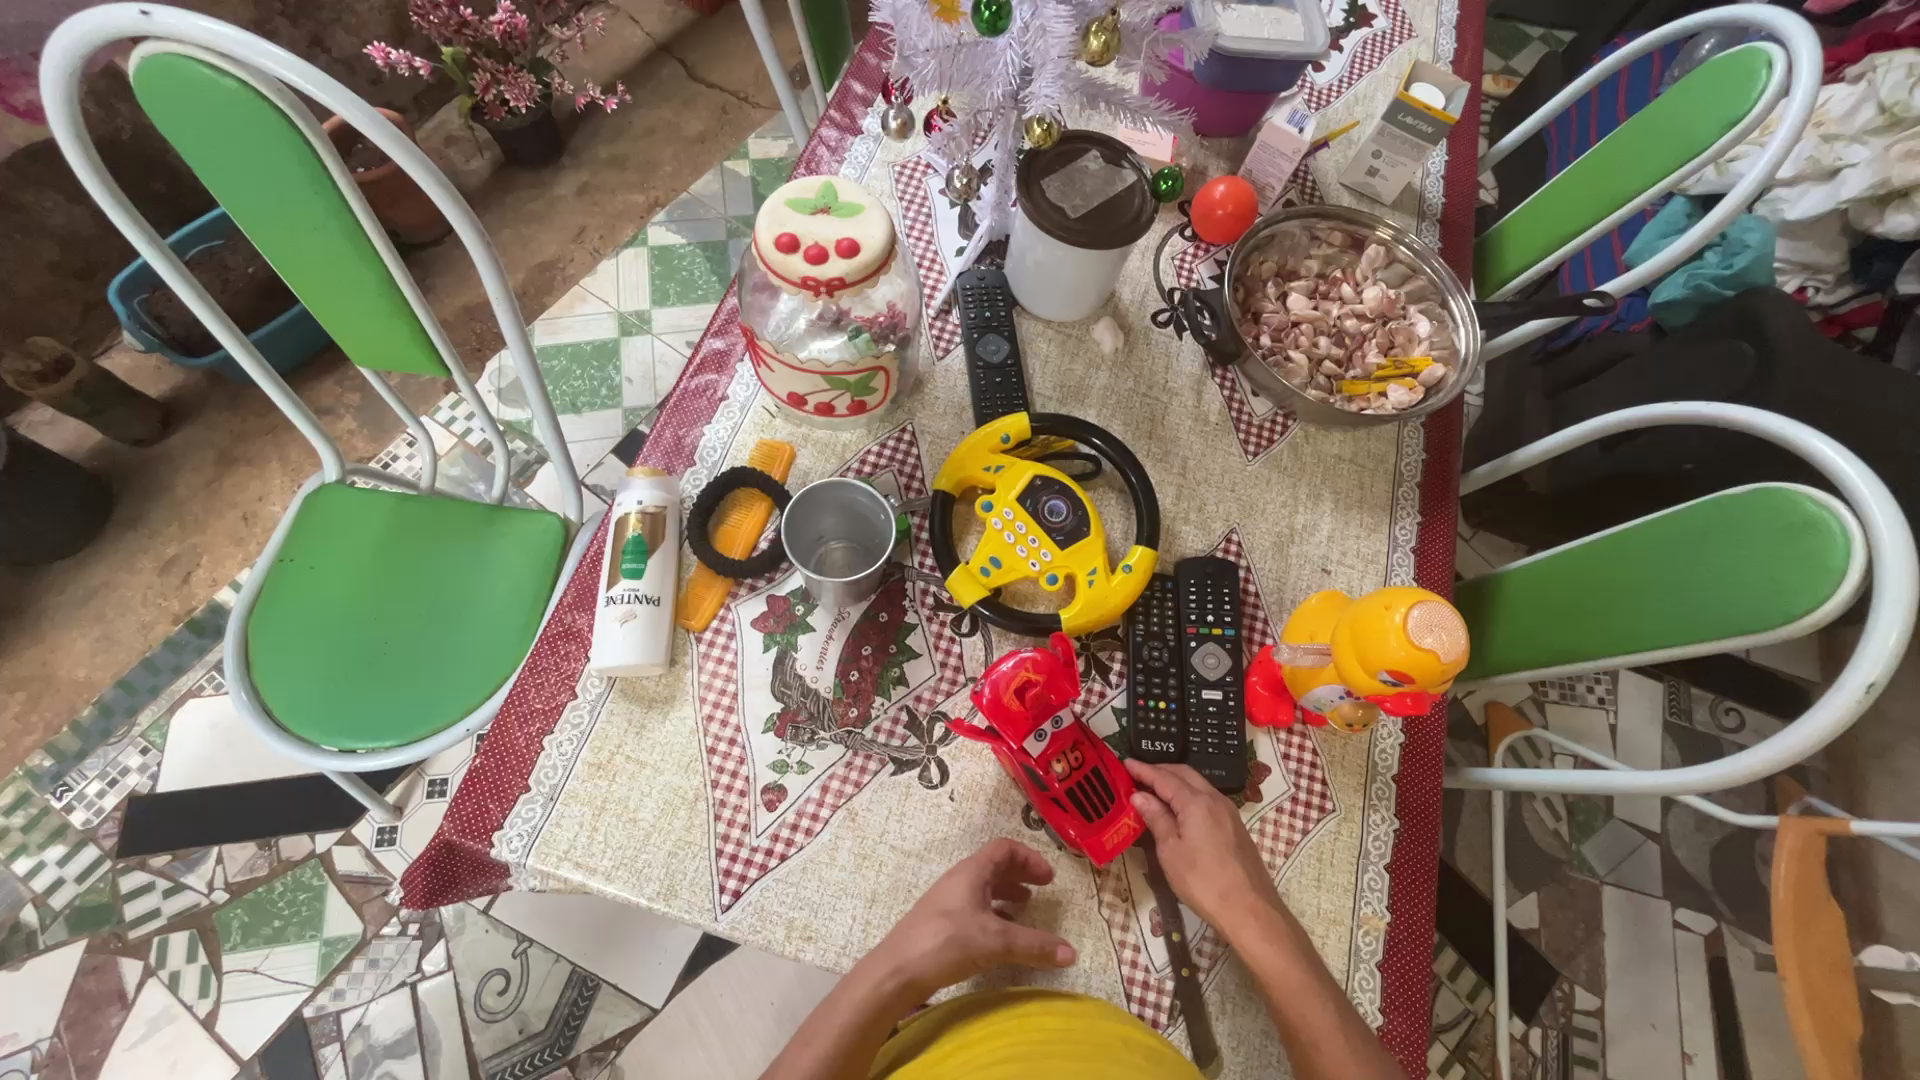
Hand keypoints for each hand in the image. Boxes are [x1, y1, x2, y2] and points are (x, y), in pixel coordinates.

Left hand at [859, 838, 1077, 1002]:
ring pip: (984, 887)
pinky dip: (994, 913)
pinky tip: (1002, 935)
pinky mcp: (942, 922)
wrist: (897, 970)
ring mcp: (949, 901)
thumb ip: (1034, 946)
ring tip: (1026, 909)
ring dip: (1007, 893)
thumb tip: (1072, 953)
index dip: (1029, 858)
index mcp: (972, 872)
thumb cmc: (946, 942)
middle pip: (994, 865)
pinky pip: (975, 907)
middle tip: (1043, 888)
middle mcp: (960, 880)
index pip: (1004, 849)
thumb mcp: (995, 942)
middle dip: (1020, 874)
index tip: (1049, 878)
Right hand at [1125, 759, 1283, 936]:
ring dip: (1176, 782)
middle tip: (1138, 774)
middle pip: (1184, 774)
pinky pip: (1207, 799)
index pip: (1164, 778)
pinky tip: (1179, 809)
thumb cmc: (1204, 882)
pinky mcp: (1235, 827)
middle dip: (1160, 770)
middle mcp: (1215, 799)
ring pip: (1198, 786)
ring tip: (1154, 789)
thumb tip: (1140, 796)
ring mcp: (1229, 812)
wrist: (1251, 911)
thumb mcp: (1171, 852)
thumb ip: (1156, 819)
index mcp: (1196, 802)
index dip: (1143, 770)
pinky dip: (1189, 795)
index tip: (1125, 762)